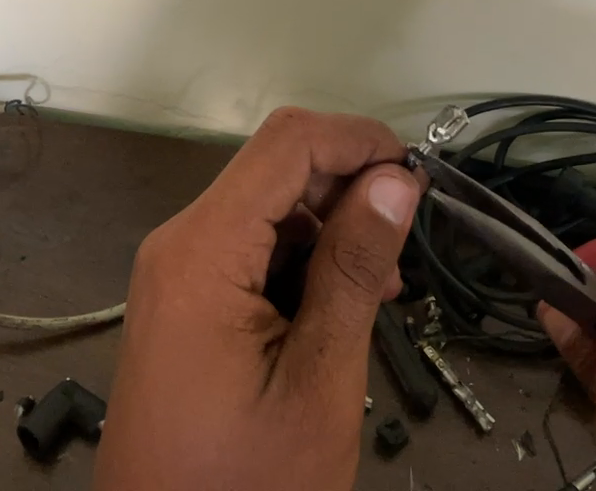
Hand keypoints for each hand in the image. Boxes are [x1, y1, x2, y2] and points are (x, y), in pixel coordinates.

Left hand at [95, 108, 422, 490]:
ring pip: (268, 206)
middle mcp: (180, 242)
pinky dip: (302, 259)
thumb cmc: (246, 486)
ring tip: (379, 287)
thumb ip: (353, 268)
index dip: (356, 139)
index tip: (416, 178)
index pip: (287, 143)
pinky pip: (251, 247)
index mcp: (202, 248)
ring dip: (330, 227)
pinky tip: (338, 303)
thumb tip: (395, 180)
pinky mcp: (186, 298)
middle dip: (348, 187)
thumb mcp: (318, 380)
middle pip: (275, 168)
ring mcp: (178, 270)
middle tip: (404, 243)